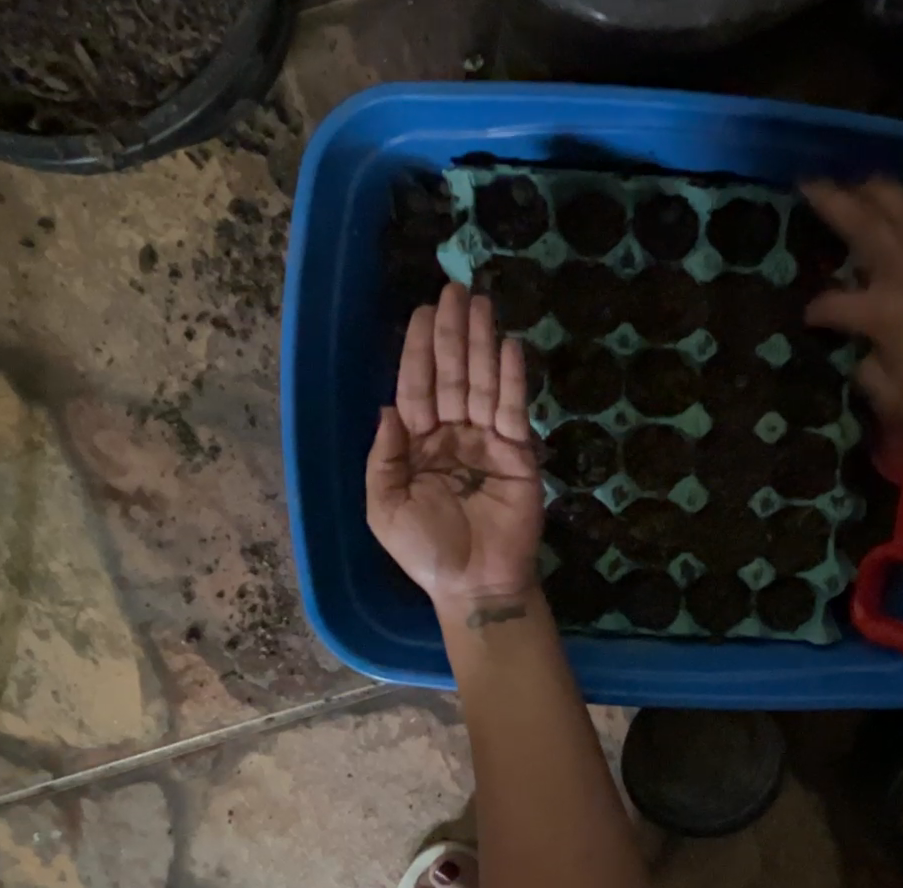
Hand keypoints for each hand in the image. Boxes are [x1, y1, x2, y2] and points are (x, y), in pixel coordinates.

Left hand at [366, 283, 543, 610]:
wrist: (475, 584)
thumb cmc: (426, 551)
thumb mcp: (385, 506)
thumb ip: (383, 456)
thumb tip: (387, 406)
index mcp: (417, 444)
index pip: (417, 385)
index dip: (419, 349)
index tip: (424, 310)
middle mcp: (452, 434)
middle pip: (452, 374)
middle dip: (453, 333)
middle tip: (458, 289)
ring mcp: (487, 441)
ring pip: (483, 383)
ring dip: (483, 344)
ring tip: (483, 304)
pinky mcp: (519, 454)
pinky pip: (513, 410)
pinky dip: (513, 379)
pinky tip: (509, 347)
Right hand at [801, 178, 902, 424]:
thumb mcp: (894, 401)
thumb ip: (866, 375)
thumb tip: (861, 354)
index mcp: (882, 312)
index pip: (832, 304)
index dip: (816, 313)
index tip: (811, 320)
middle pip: (861, 225)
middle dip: (830, 202)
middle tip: (809, 183)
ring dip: (878, 189)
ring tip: (861, 183)